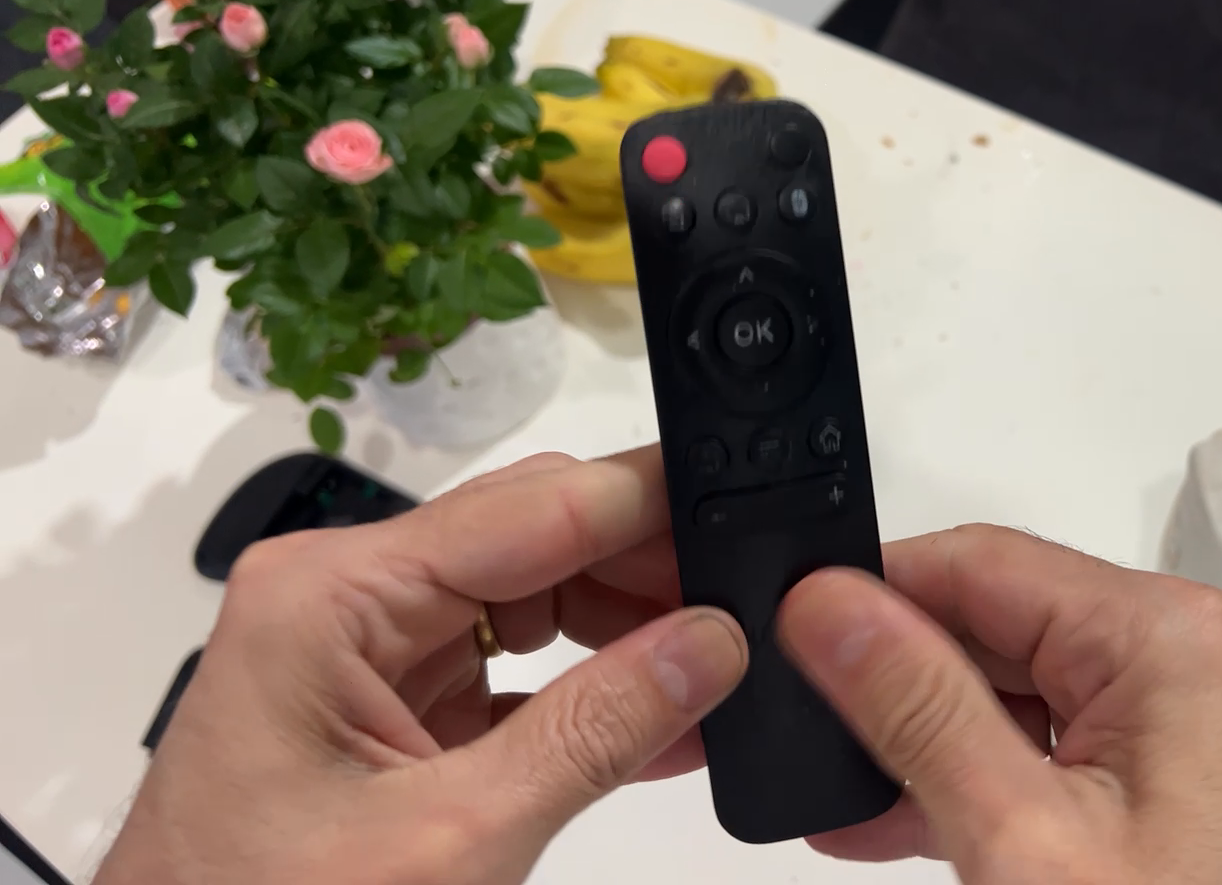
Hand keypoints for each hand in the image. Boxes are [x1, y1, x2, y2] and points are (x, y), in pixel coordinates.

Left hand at [94, 449, 747, 884]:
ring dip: (641, 618)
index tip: (755, 512)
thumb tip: (722, 637)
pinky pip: (534, 643)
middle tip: (746, 604)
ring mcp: (385, 634)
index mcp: (340, 593)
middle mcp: (361, 588)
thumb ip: (600, 727)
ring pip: (554, 578)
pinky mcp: (410, 681)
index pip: (543, 505)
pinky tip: (671, 711)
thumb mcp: (454, 844)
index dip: (657, 504)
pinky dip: (604, 672)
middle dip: (655, 564)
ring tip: (717, 664)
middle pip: (552, 527)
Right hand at [777, 524, 1221, 883]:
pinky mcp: (1153, 767)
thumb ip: (920, 709)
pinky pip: (1040, 740)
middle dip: (897, 673)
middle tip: (804, 717)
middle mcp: (1169, 650)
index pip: (983, 561)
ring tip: (834, 785)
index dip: (881, 585)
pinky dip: (971, 774)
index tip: (795, 622)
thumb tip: (828, 605)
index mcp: (1158, 633)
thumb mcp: (1026, 843)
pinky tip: (895, 815)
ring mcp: (1164, 710)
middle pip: (995, 621)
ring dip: (922, 734)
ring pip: (1007, 685)